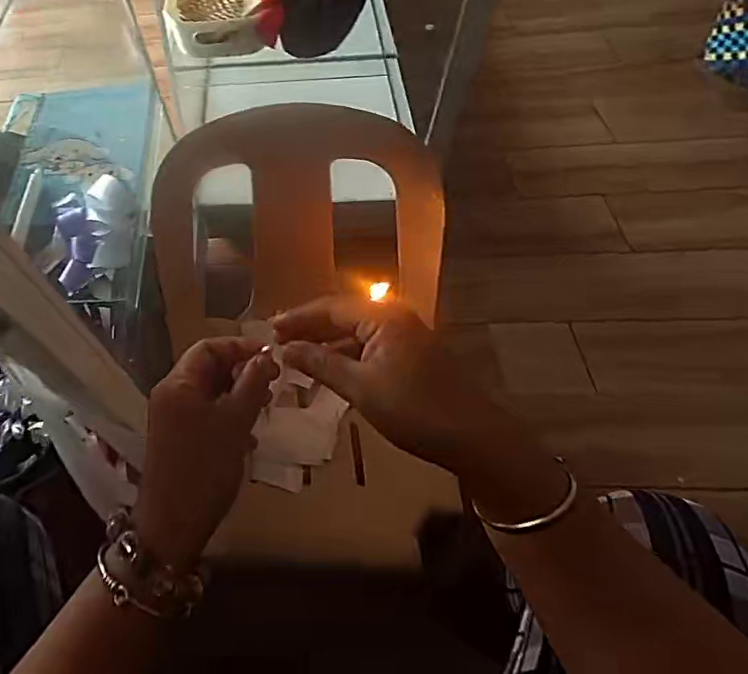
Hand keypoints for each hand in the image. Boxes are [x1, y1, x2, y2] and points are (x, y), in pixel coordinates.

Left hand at [134, 337, 276, 566]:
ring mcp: (170, 417)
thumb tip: (265, 356)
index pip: (208, 347)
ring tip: (265, 405)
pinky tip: (249, 434)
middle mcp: (169, 394)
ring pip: (208, 392)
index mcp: (177, 383)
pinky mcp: (176, 439)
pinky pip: (204, 414)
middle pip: (207, 368)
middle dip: (241, 371)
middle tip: (273, 382)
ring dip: (237, 394)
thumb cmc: (205, 468)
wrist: (172, 525)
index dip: (240, 347)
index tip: (270, 356)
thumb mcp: (235, 422)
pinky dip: (227, 415)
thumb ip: (251, 384)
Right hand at [272, 296, 497, 476]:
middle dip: (310, 327)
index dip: (297, 318)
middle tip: (278, 340)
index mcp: (383, 315)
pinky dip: (347, 354)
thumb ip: (320, 363)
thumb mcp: (361, 388)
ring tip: (297, 354)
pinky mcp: (412, 353)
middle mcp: (394, 316)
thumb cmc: (416, 410)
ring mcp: (406, 334)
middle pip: (342, 314)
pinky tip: (329, 368)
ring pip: (356, 330)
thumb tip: (285, 349)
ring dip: (327, 341)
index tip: (269, 329)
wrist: (477, 440)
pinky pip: (370, 344)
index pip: (329, 307)